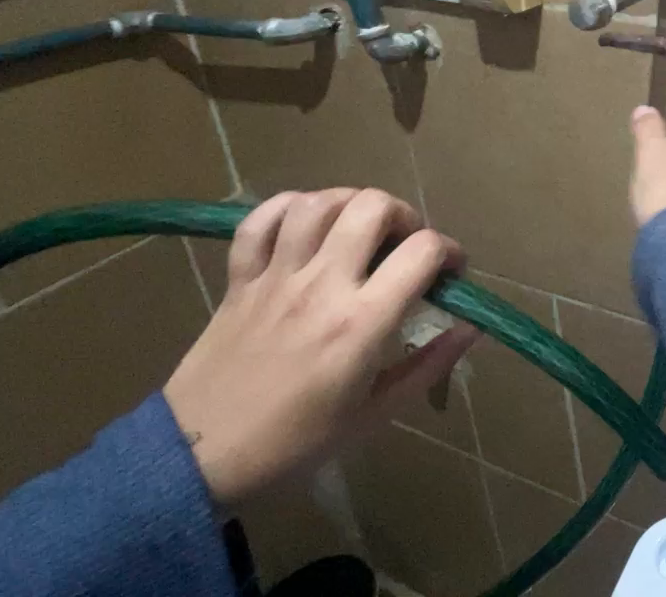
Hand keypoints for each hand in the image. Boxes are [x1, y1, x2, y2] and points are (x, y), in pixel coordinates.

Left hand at [163, 189, 478, 506]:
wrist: (193, 461)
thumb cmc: (294, 444)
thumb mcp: (375, 414)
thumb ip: (429, 365)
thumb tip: (472, 326)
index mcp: (361, 323)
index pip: (423, 251)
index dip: (450, 252)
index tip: (450, 273)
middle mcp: (321, 287)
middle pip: (372, 207)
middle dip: (404, 215)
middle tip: (404, 244)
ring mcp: (276, 278)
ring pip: (317, 203)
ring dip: (349, 204)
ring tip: (359, 228)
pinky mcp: (239, 280)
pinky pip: (259, 221)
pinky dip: (287, 209)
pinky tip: (306, 225)